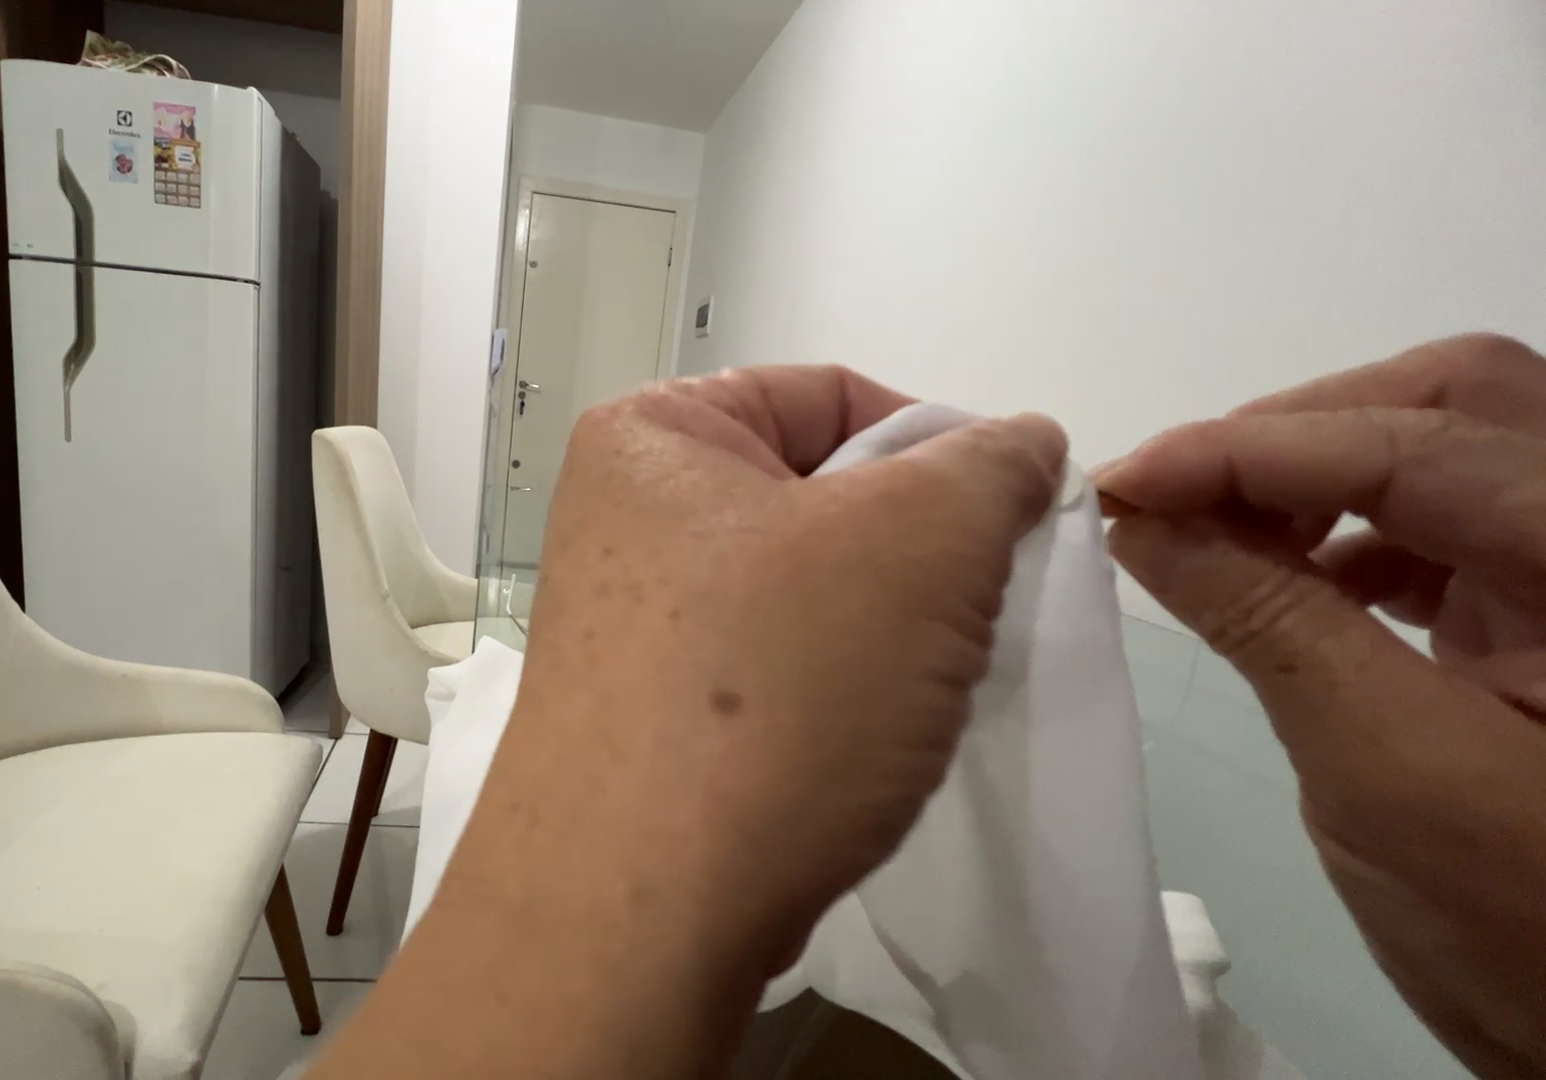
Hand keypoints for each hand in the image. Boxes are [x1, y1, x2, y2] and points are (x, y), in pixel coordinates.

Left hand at [315, 366, 1063, 1079]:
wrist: (637, 902)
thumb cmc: (774, 683)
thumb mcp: (917, 542)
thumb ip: (988, 467)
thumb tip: (1019, 442)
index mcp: (649, 434)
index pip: (826, 396)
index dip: (934, 447)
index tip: (1002, 522)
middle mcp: (618, 515)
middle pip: (808, 494)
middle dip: (906, 548)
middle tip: (965, 615)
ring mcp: (622, 615)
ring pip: (792, 583)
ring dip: (872, 622)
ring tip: (908, 684)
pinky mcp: (637, 700)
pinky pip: (759, 657)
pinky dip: (821, 679)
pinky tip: (851, 729)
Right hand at [1096, 334, 1545, 1079]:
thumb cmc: (1537, 932)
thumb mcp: (1384, 766)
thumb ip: (1262, 619)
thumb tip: (1135, 518)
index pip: (1420, 446)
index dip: (1247, 449)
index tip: (1119, 483)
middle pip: (1451, 401)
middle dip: (1282, 437)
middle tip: (1167, 500)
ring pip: (1435, 444)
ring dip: (1296, 474)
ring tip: (1202, 536)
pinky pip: (1428, 513)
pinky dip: (1325, 522)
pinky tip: (1275, 572)